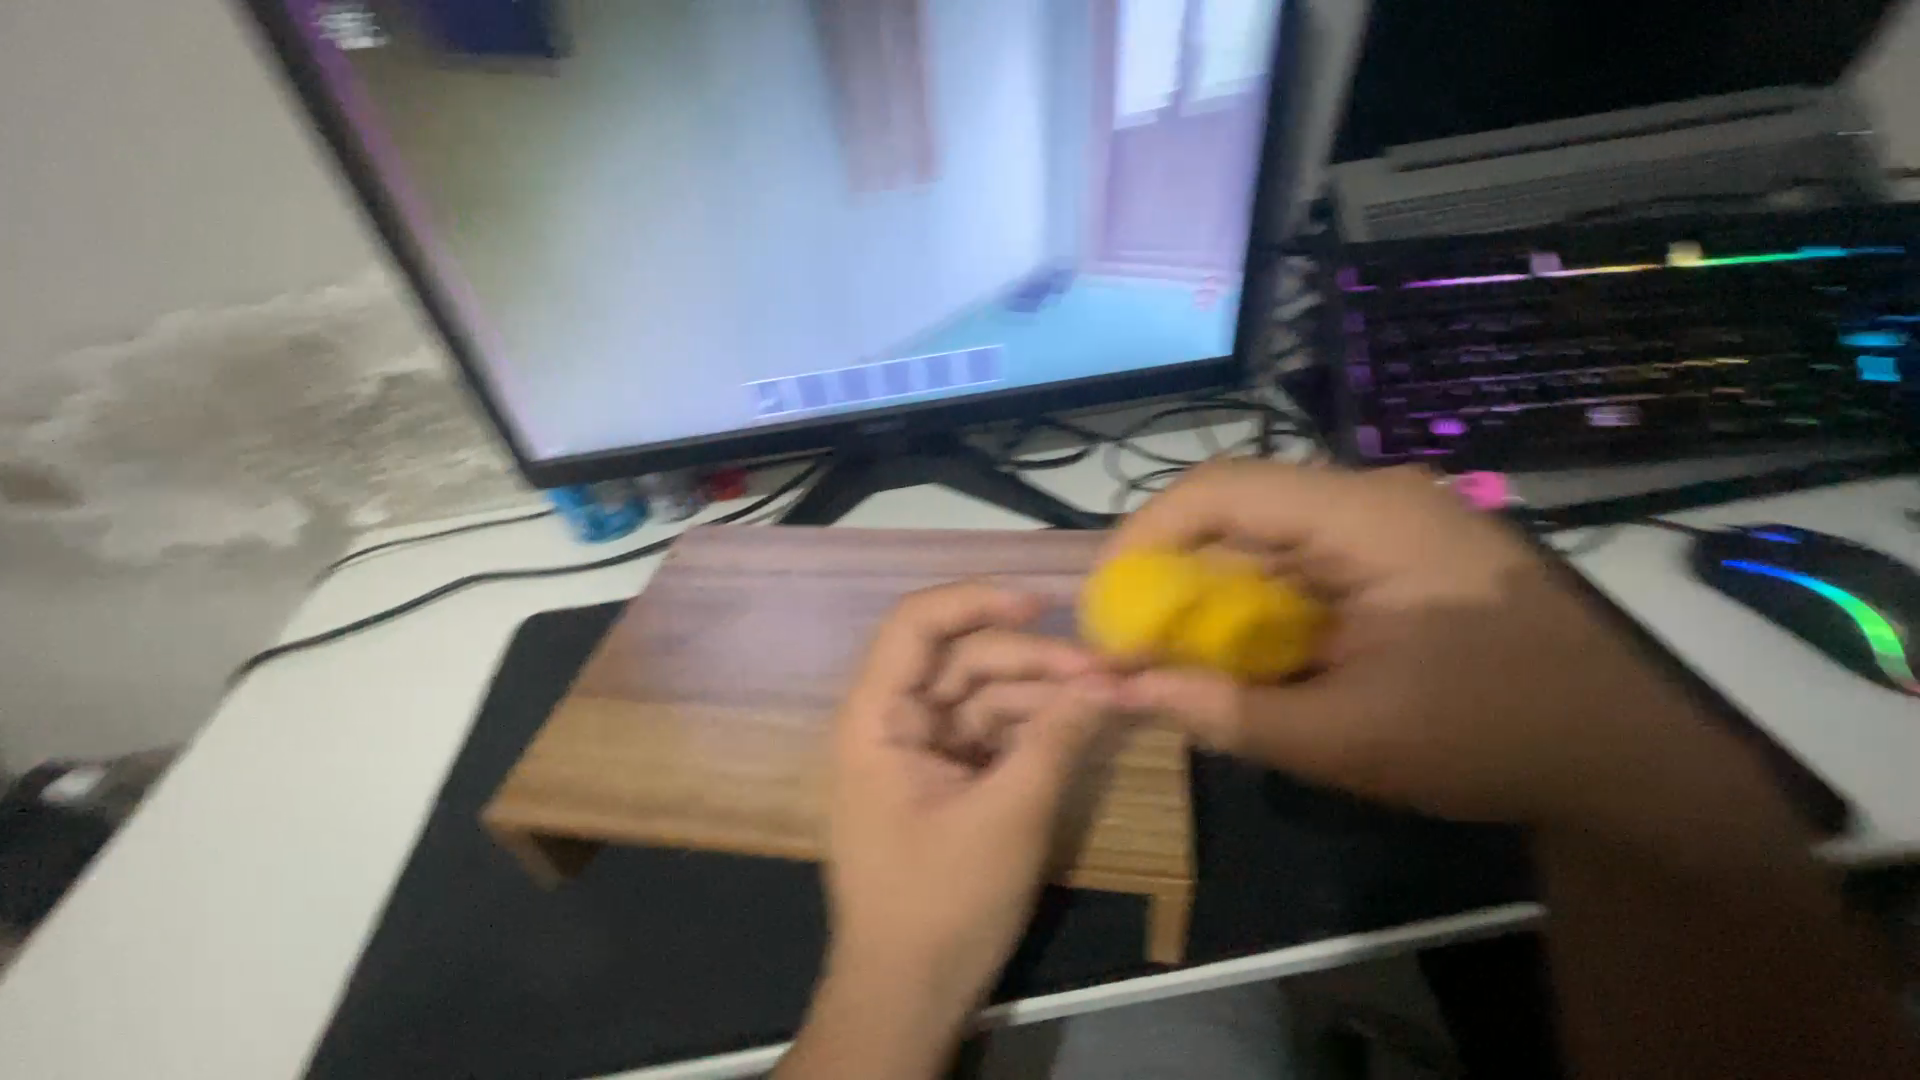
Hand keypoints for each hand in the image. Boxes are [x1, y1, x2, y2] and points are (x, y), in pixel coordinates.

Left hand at [824, 582, 1121, 1008]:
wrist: (910, 995)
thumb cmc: (942, 904)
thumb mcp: (1008, 816)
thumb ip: (1058, 738)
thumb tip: (1110, 682)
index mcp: (877, 718)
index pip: (915, 625)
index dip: (976, 600)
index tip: (1042, 604)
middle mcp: (894, 721)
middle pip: (964, 660)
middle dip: (1034, 659)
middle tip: (1105, 670)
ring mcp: (922, 749)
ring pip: (984, 695)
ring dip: (1043, 692)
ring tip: (1107, 695)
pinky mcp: (948, 776)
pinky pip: (992, 732)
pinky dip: (1034, 726)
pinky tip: (1081, 722)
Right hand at [1105, 461, 1765, 830]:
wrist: (1637, 755)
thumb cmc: (1496, 738)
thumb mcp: (1346, 738)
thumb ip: (1223, 712)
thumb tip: (1117, 691)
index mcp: (1365, 516)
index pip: (1220, 489)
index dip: (1143, 538)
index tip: (1106, 605)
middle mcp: (1370, 497)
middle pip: (1233, 509)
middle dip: (1168, 573)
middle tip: (1131, 639)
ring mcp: (1388, 521)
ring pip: (1260, 536)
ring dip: (1208, 591)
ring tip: (1176, 652)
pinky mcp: (1395, 553)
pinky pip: (1297, 561)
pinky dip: (1253, 603)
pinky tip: (1245, 653)